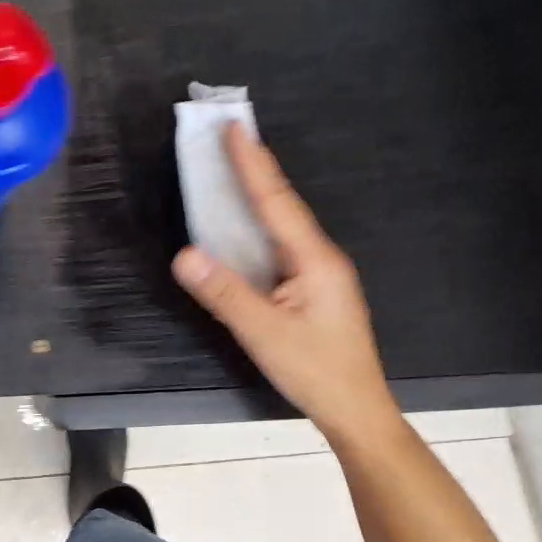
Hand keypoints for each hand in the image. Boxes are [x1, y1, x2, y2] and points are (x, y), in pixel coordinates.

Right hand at [171, 123, 399, 442]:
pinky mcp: (308, 287)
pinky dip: (256, 217)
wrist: (357, 413)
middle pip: (282, 203)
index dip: (252, 166)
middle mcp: (319, 258)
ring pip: (280, 221)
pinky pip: (276, 240)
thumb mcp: (265, 334)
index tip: (235, 129)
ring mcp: (316, 273)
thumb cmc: (315, 371)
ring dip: (257, 189)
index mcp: (314, 261)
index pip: (276, 203)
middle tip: (230, 133)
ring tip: (233, 163)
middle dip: (255, 167)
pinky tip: (243, 217)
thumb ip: (225, 293)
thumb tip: (184, 253)